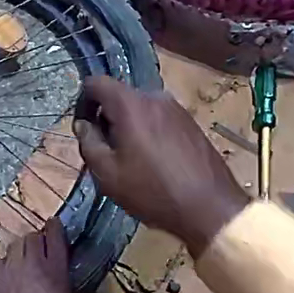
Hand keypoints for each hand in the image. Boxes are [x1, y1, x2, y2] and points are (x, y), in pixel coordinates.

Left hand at [0, 219, 79, 292]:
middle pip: (31, 238)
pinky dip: (1, 268)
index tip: (56, 225)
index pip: (55, 239)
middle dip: (37, 242)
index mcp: (54, 274)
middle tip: (40, 252)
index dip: (56, 229)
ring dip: (19, 253)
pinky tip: (3, 280)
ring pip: (12, 248)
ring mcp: (4, 269)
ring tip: (21, 266)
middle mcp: (28, 265)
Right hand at [73, 76, 249, 251]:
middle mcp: (155, 97)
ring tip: (130, 160)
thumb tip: (83, 125)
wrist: (210, 209)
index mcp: (130, 104)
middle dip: (106, 118)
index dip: (83, 102)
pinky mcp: (191, 123)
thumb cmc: (151, 191)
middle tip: (106, 150)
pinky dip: (147, 132)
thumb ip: (88, 142)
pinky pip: (158, 119)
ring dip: (128, 127)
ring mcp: (177, 109)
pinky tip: (153, 162)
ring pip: (139, 109)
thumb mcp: (106, 172)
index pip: (96, 83)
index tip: (84, 128)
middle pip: (119, 97)